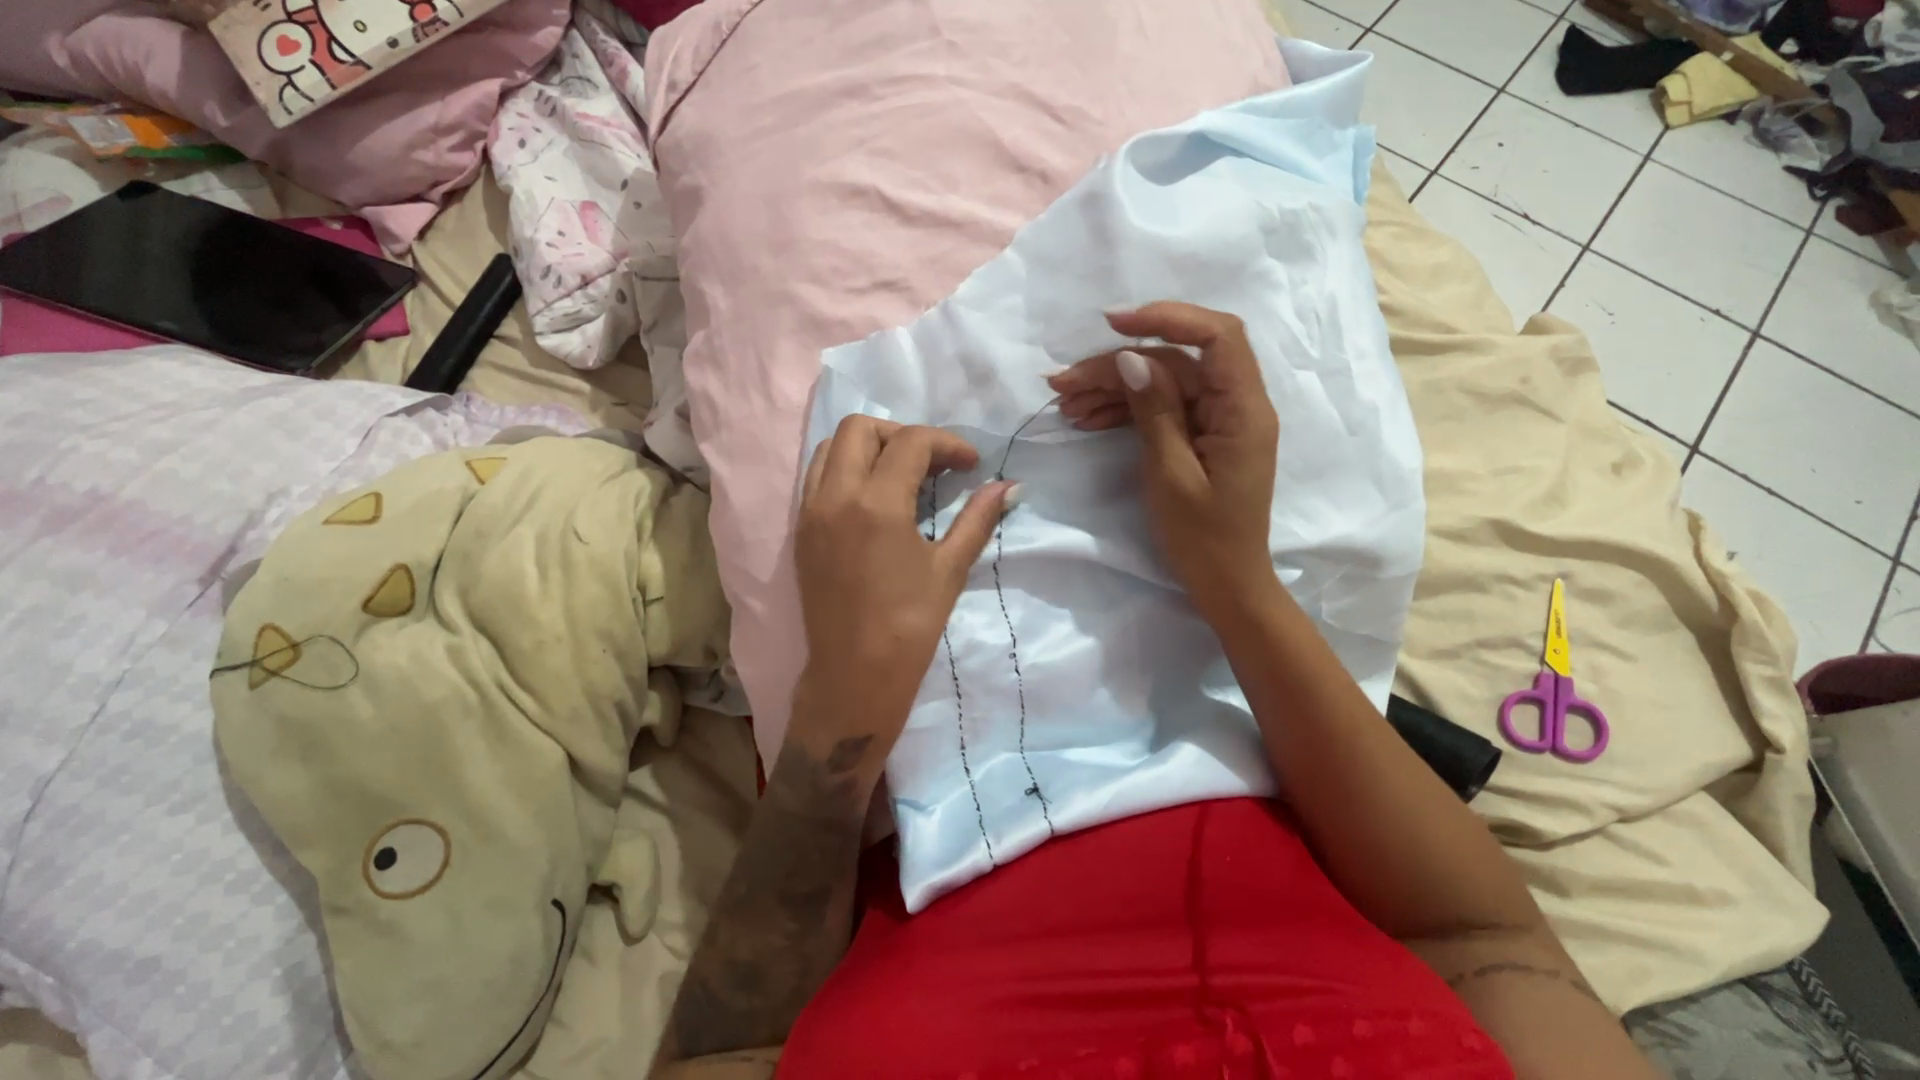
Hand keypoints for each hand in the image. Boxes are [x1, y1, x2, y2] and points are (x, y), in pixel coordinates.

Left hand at [792, 416, 1012, 776]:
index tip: (970, 465)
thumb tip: (1010, 486)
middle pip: (860, 429)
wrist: (855, 674)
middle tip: (932, 464)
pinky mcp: (800, 531)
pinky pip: (816, 477)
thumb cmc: (910, 624)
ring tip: (900, 476)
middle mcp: (835, 497)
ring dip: (868, 448)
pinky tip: (873, 499)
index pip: (910, 442)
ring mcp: (810, 513)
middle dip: (901, 434)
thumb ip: (977, 518)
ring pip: (830, 448)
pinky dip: (845, 470)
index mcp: (876, 503)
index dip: (947, 444)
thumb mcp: (950, 568)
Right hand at [1047, 302, 1279, 618]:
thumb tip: (1131, 358)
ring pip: (1164, 383)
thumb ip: (1155, 411)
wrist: (1227, 585)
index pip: (1216, 336)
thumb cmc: (1203, 538)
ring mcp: (1219, 420)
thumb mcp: (1171, 474)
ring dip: (1114, 389)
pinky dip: (1126, 410)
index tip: (1113, 325)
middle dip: (1118, 366)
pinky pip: (1164, 408)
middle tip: (1063, 385)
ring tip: (1066, 406)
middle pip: (1176, 362)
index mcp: (1243, 409)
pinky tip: (1088, 419)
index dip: (1167, 318)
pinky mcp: (1202, 436)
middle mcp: (1237, 404)